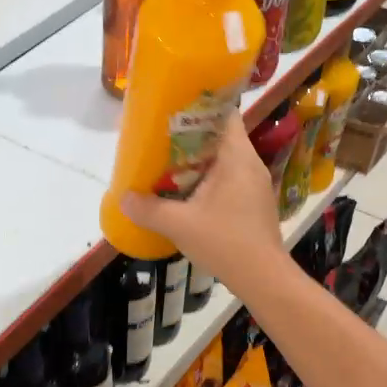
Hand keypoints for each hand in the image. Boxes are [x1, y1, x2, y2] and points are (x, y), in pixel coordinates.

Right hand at [120, 113, 285, 283]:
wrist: (263, 278)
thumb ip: (148, 209)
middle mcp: (249, 164)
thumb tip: (123, 198)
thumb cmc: (226, 243)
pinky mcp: (252, 203)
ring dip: (196, 161)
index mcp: (237, 157)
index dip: (198, 108)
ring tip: (166, 165)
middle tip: (159, 140)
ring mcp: (254, 184)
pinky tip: (185, 194)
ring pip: (222, 160)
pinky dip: (205, 180)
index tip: (171, 111)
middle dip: (189, 137)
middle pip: (219, 136)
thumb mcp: (179, 225)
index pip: (224, 114)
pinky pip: (226, 179)